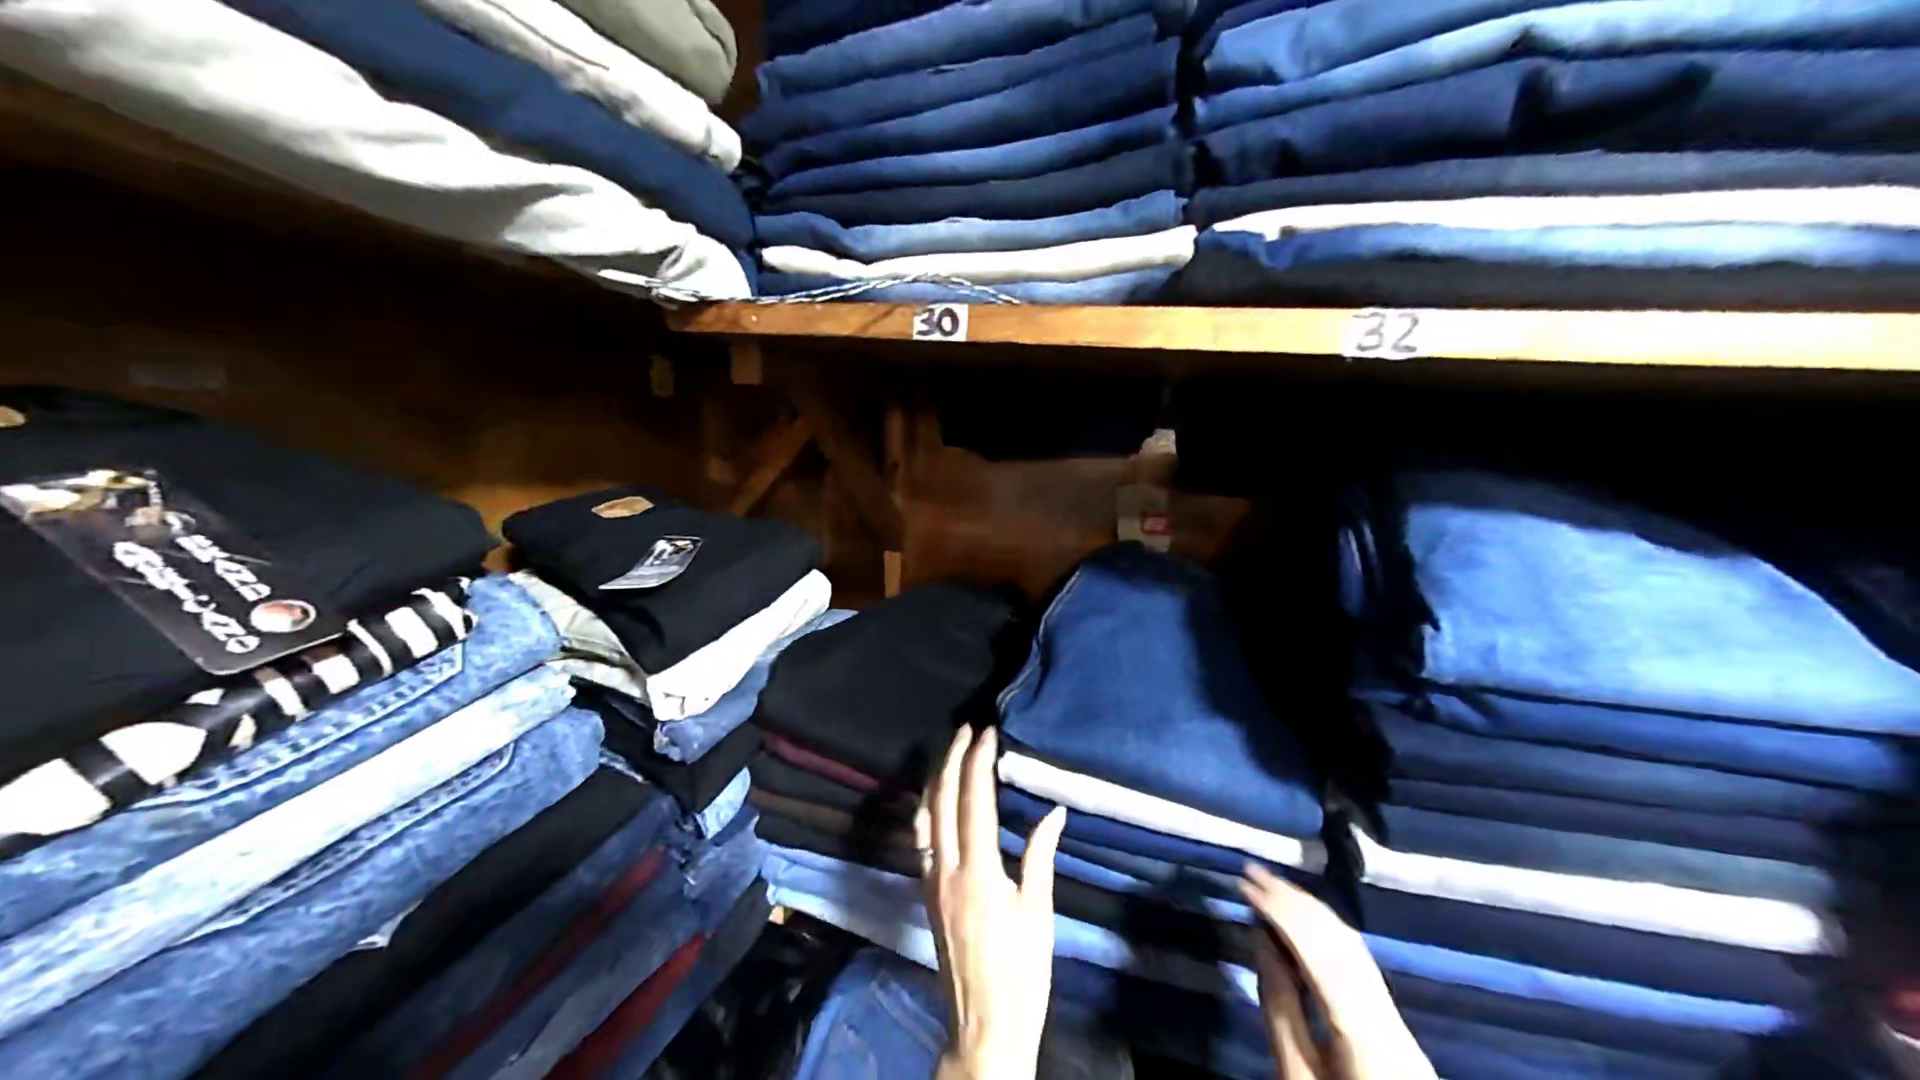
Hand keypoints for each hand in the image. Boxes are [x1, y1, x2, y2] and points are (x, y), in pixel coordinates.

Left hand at [917, 725, 1067, 1079]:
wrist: (983, 1025)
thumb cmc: (1021, 972)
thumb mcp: (1038, 913)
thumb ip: (1039, 856)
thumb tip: (1052, 811)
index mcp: (978, 872)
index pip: (974, 801)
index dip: (978, 762)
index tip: (987, 733)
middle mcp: (945, 870)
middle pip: (941, 800)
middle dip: (951, 759)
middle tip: (964, 729)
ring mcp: (930, 881)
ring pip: (923, 817)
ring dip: (935, 779)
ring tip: (947, 753)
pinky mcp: (926, 893)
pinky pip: (920, 838)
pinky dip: (927, 808)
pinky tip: (936, 800)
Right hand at [1239, 864, 1434, 1079]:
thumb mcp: (1295, 1072)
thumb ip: (1279, 1006)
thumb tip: (1262, 939)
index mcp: (1362, 1031)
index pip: (1317, 951)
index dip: (1279, 910)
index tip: (1244, 882)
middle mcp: (1387, 1015)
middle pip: (1338, 942)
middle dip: (1293, 901)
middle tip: (1253, 871)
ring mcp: (1396, 1019)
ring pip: (1353, 948)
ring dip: (1310, 910)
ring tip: (1274, 884)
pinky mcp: (1394, 1024)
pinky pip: (1360, 964)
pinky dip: (1328, 933)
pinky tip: (1304, 917)